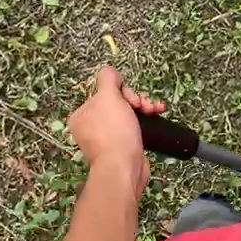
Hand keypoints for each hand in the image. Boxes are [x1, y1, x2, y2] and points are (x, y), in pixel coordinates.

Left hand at [67, 65, 165, 195]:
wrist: (124, 167)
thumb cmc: (114, 131)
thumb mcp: (108, 97)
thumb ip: (108, 78)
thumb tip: (110, 72)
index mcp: (82, 114)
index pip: (105, 90)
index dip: (122, 91)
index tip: (131, 100)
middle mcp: (92, 125)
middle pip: (118, 100)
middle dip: (136, 99)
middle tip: (144, 106)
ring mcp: (107, 136)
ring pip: (129, 111)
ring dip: (145, 106)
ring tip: (156, 109)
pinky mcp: (123, 144)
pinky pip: (134, 124)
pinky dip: (146, 118)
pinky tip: (158, 113)